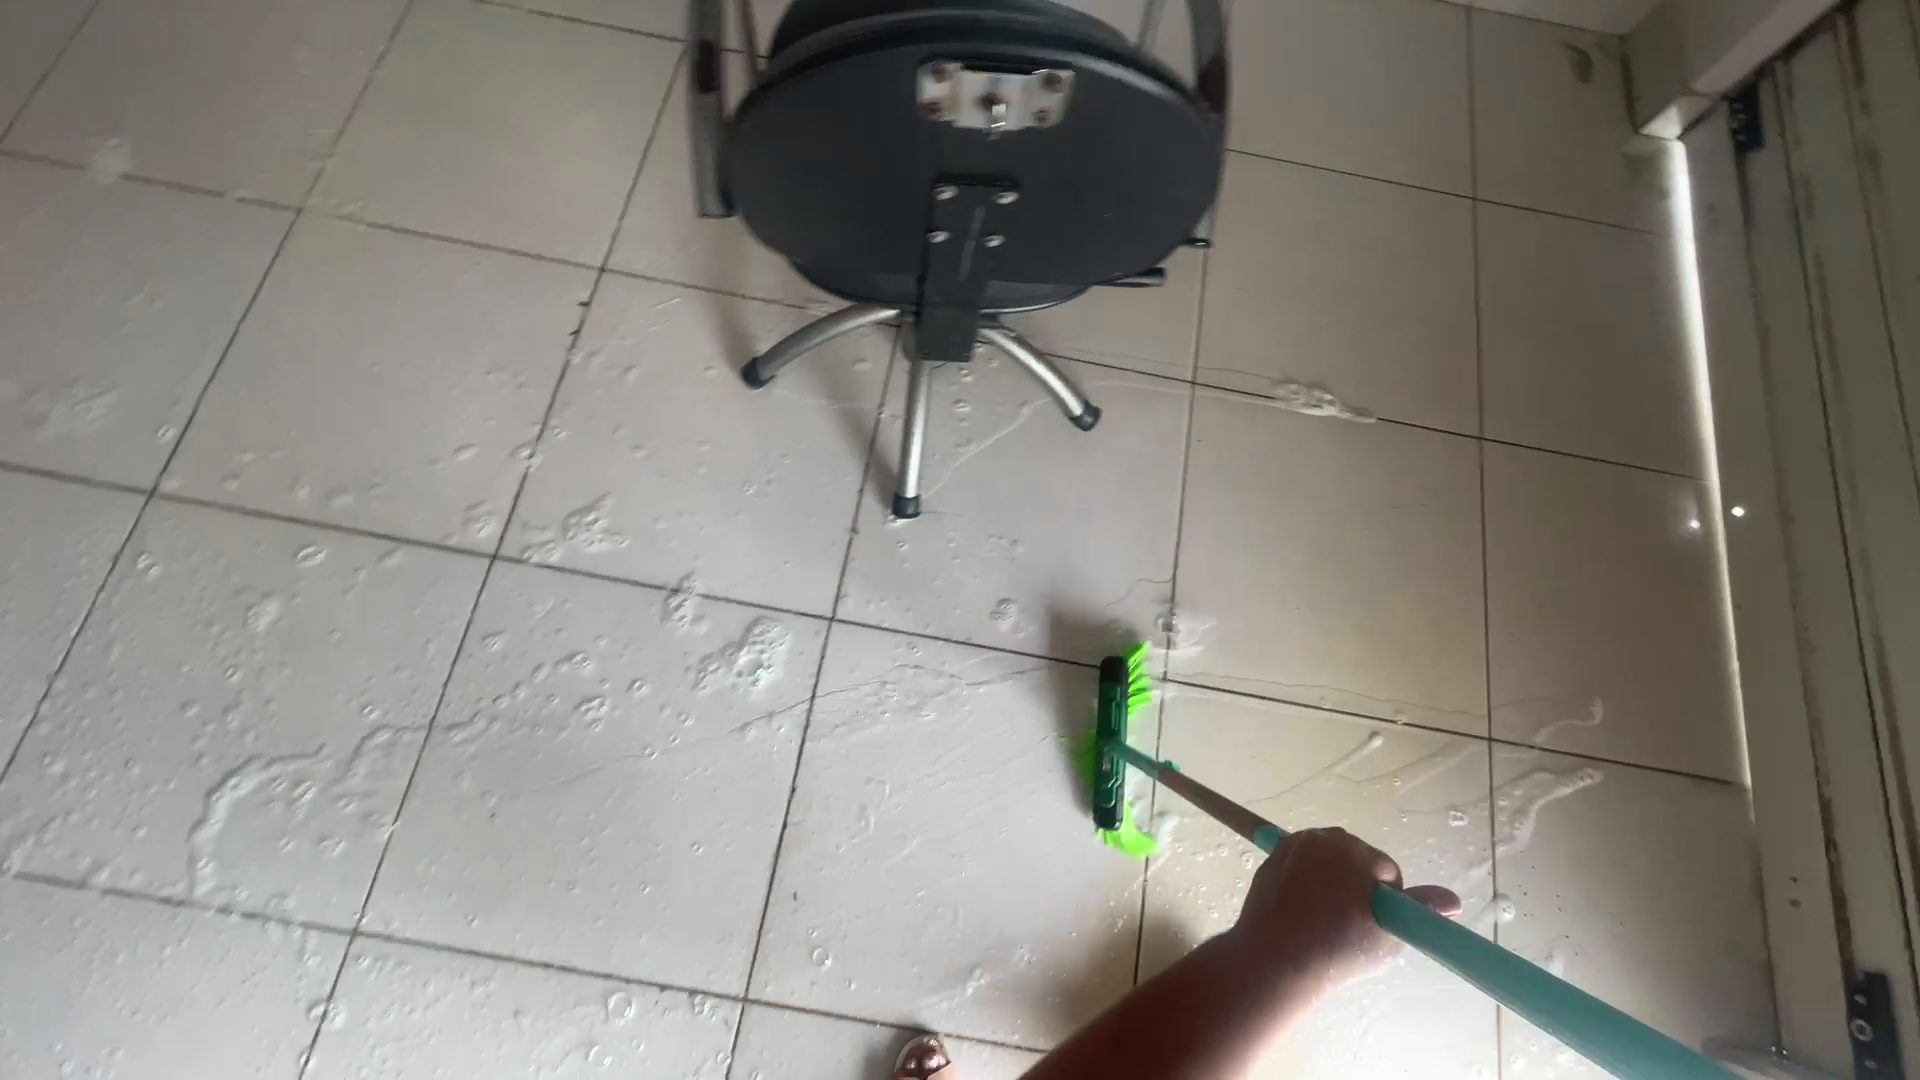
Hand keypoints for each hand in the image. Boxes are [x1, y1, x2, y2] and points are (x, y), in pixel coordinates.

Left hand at [1229, 827, 1462, 989]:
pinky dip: (1307, 877)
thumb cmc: (1339, 945)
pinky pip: (1302, 863)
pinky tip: (1303, 906)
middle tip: (1350, 920)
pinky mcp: (1273, 856)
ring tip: (1326, 915)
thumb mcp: (1389, 932)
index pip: (1387, 870)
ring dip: (1333, 877)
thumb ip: (1422, 911)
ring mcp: (1293, 844)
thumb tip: (1454, 900)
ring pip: (1327, 858)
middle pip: (1355, 858)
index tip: (1372, 922)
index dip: (1386, 899)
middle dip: (1359, 882)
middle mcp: (1322, 837)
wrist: (1277, 953)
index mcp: (1355, 850)